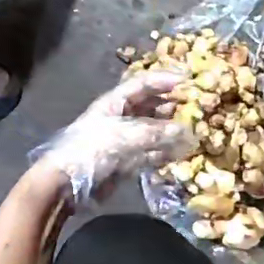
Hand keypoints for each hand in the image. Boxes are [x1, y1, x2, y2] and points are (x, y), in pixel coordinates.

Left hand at [29, 72, 196, 207]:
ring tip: (194, 129)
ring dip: (172, 130)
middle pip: (152, 105)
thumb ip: (156, 132)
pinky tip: (181, 151)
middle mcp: (121, 117)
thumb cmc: (91, 150)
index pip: (144, 84)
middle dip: (173, 105)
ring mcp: (124, 139)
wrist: (66, 184)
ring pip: (154, 130)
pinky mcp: (126, 160)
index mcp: (115, 102)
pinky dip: (166, 151)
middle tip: (197, 106)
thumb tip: (185, 132)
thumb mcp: (124, 135)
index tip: (189, 79)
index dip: (166, 79)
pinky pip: (151, 151)